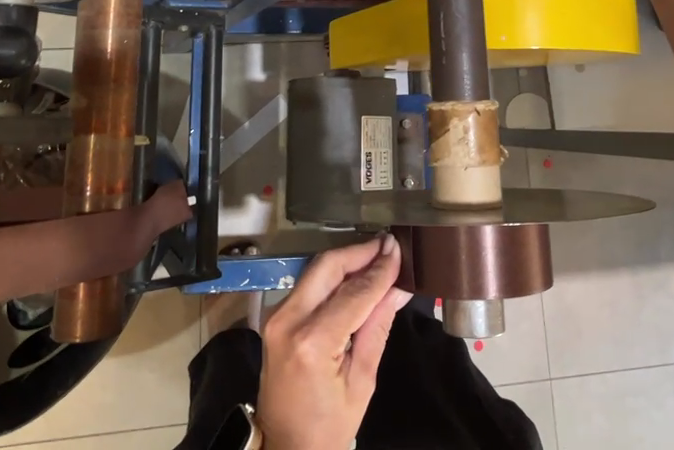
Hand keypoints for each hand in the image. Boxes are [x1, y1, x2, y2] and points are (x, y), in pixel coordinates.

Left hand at [256, 234, 411, 449]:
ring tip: (377, 256)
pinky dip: (333, 276)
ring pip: (315, 271)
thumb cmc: (328, 425)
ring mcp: (276, 317)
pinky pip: (307, 286)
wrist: (285, 447)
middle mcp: (288, 320)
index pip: (354, 293)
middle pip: (327, 267)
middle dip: (359, 252)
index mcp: (312, 342)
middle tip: (387, 244)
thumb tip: (399, 287)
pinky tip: (355, 275)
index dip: (380, 269)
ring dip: (346, 260)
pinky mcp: (274, 318)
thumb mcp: (362, 382)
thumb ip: (377, 327)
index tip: (398, 249)